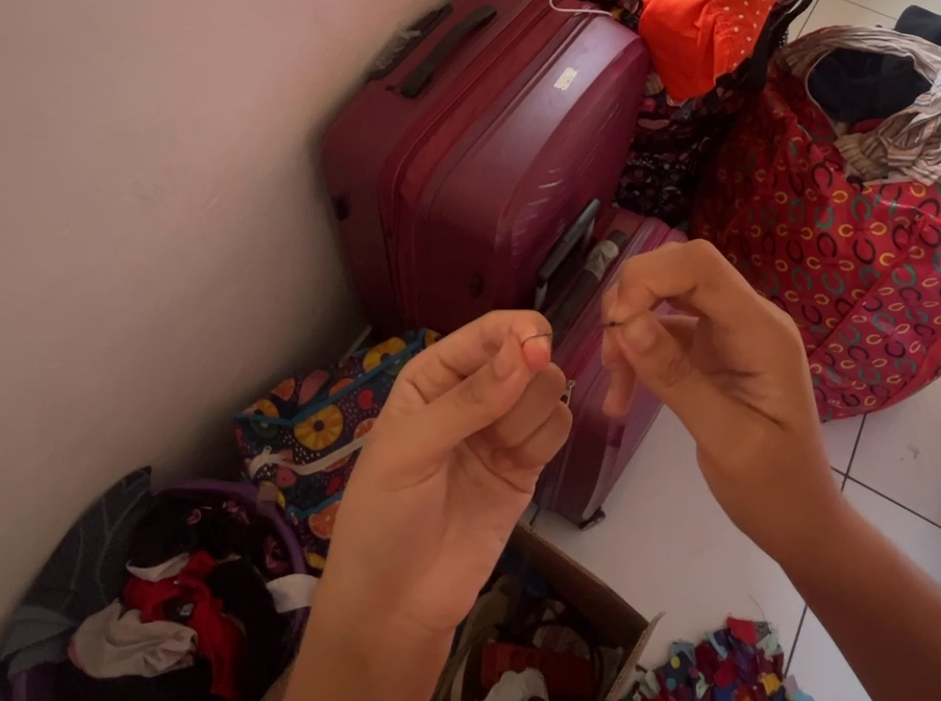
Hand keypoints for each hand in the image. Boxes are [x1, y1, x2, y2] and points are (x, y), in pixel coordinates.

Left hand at [290, 311, 571, 699]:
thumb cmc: (383, 518)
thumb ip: (468, 400)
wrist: (396, 607)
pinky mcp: (526, 465)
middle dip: (527, 380)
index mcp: (434, 375)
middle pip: (527, 357)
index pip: (487, 333)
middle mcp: (472, 394)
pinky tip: (519, 466)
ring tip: (501, 455)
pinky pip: (557, 427)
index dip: (516, 332)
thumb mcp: (409, 451)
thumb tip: (526, 351)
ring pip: (547, 390)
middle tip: (502, 426)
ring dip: (533, 416)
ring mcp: (502, 430)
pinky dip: (547, 439)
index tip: (537, 348)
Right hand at [599, 241, 840, 555]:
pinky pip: (662, 333)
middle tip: (609, 353)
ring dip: (629, 331)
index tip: (616, 323)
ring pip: (664, 298)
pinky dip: (636, 357)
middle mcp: (745, 319)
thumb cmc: (774, 488)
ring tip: (614, 386)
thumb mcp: (726, 440)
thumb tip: (626, 323)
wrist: (799, 521)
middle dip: (634, 299)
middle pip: (679, 271)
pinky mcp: (710, 353)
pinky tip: (620, 400)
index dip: (648, 277)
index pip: (701, 266)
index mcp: (761, 331)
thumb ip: (676, 377)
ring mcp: (727, 334)